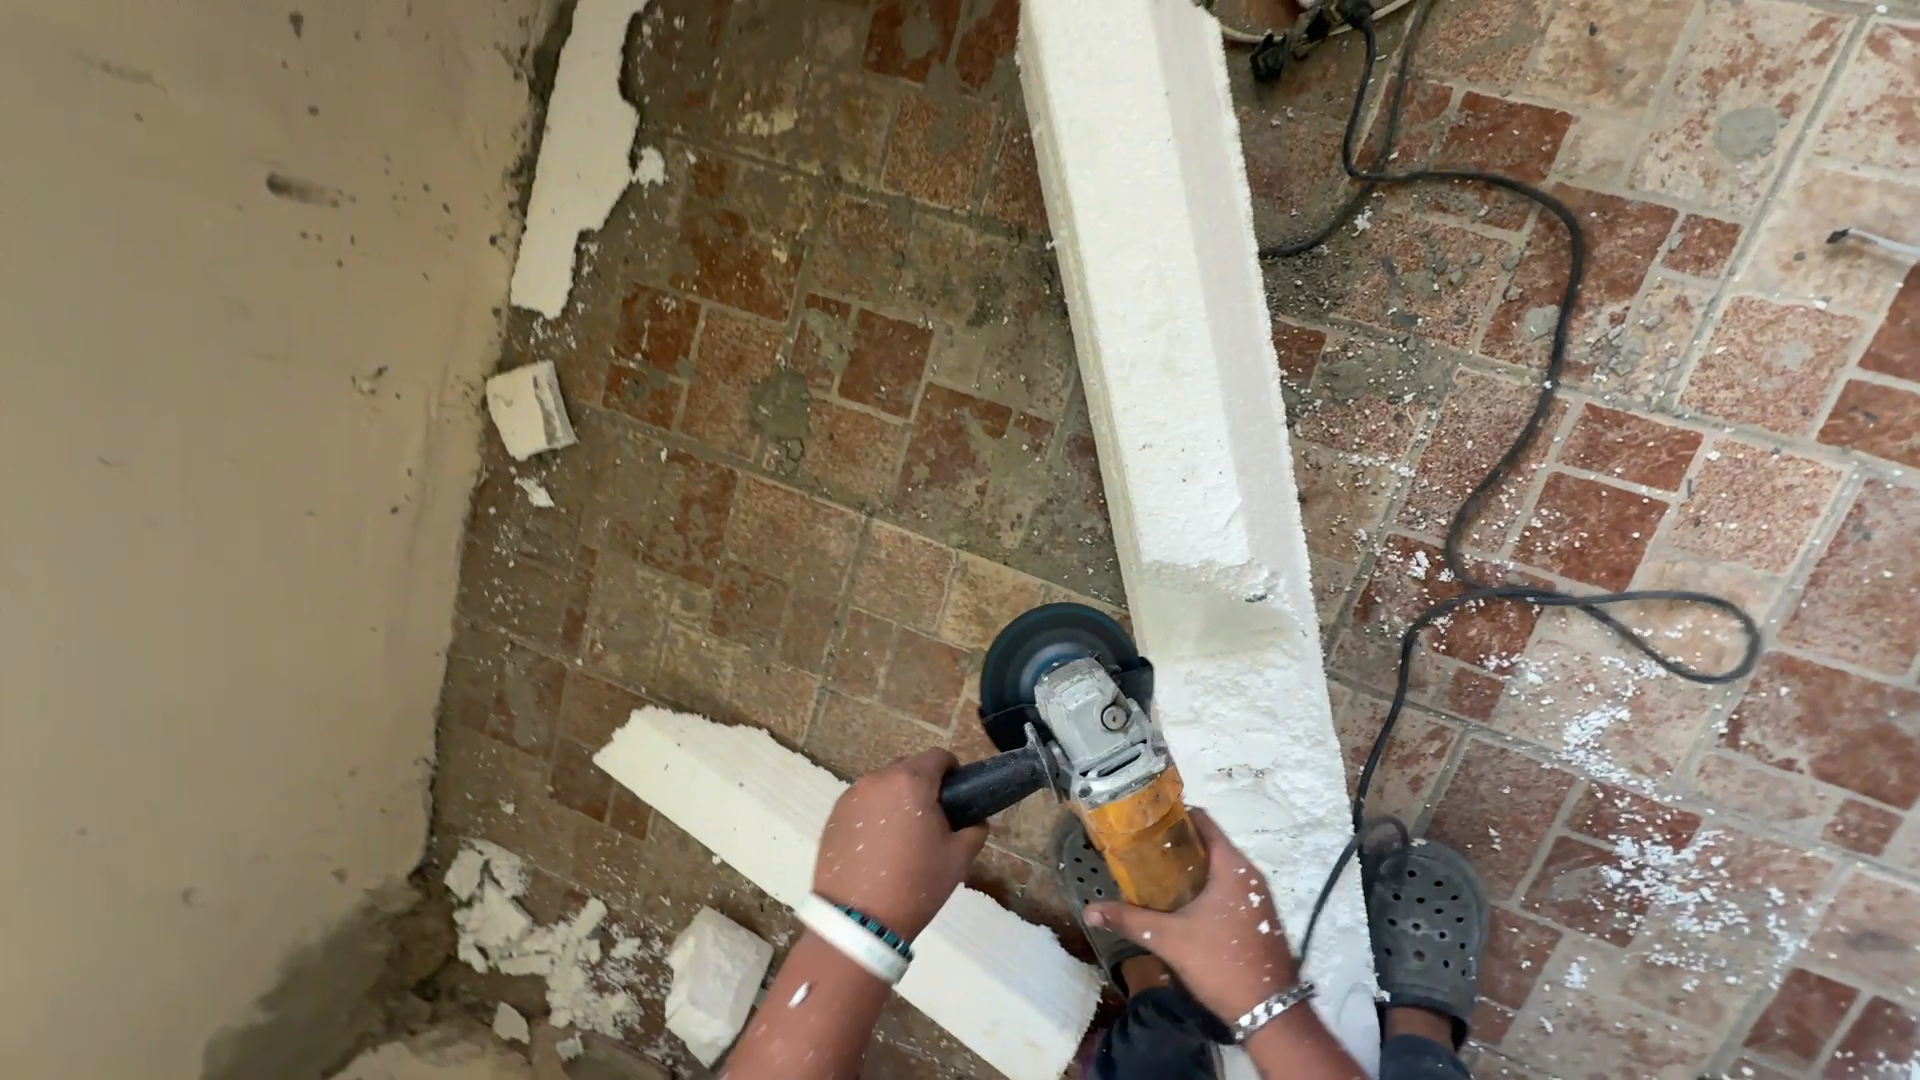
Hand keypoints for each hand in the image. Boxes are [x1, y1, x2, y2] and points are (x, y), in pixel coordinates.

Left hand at [813, 749, 988, 940]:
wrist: (858, 921)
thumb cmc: (915, 884)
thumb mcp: (958, 859)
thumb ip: (974, 830)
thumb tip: (975, 820)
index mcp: (911, 781)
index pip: (938, 756)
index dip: (952, 770)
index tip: (956, 794)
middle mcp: (878, 779)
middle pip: (908, 767)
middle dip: (923, 784)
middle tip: (931, 819)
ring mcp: (851, 796)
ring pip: (883, 785)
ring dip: (897, 798)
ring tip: (902, 835)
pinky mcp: (833, 815)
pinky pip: (862, 803)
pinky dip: (874, 814)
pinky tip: (877, 846)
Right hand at [1085, 809, 1297, 1023]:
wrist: (1271, 1014)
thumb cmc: (1222, 964)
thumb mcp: (1170, 940)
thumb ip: (1129, 920)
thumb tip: (1090, 911)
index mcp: (1232, 866)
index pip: (1202, 821)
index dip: (1173, 815)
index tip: (1145, 820)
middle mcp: (1248, 874)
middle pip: (1208, 843)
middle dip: (1175, 844)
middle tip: (1141, 848)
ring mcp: (1257, 897)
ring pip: (1218, 867)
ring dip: (1190, 867)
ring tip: (1154, 873)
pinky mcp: (1258, 917)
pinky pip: (1227, 887)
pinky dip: (1204, 886)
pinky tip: (1180, 902)